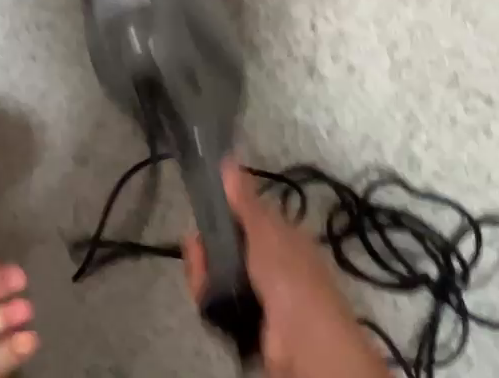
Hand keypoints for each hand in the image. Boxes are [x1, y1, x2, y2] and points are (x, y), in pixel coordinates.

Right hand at [184, 163, 387, 377]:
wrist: (302, 340)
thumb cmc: (289, 275)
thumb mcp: (265, 229)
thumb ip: (244, 199)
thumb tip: (228, 159)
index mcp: (285, 239)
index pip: (249, 218)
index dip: (226, 213)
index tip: (205, 209)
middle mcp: (272, 264)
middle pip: (229, 246)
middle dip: (208, 243)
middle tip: (195, 242)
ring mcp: (259, 293)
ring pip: (219, 272)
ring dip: (203, 268)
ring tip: (199, 268)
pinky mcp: (244, 319)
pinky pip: (217, 300)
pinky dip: (206, 294)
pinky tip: (201, 289)